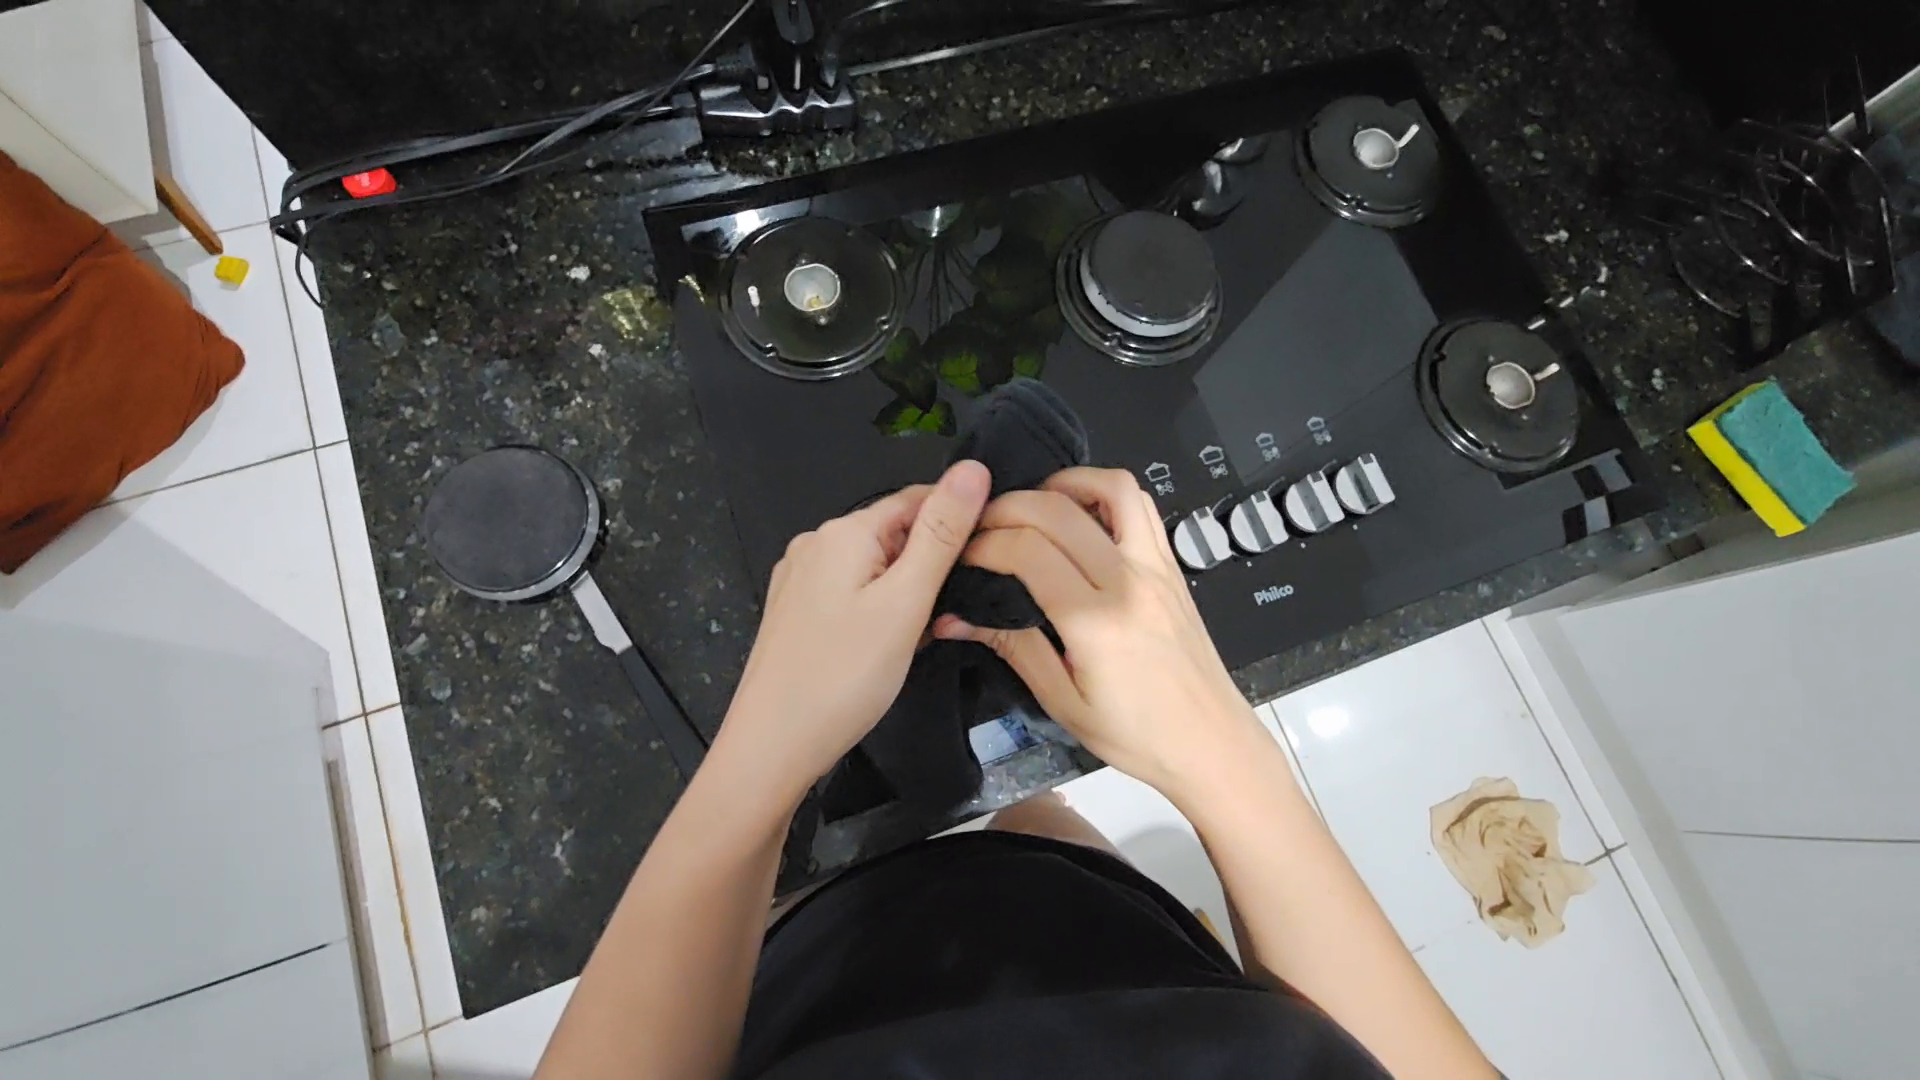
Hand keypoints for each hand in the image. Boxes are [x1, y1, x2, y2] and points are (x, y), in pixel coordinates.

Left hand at [715, 460, 991, 798]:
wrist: (772, 747)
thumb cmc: (843, 677)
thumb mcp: (905, 602)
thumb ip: (941, 534)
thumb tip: (972, 468)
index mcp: (843, 531)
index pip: (917, 498)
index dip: (959, 521)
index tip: (991, 553)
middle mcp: (815, 544)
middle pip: (894, 533)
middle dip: (931, 563)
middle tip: (954, 610)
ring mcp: (799, 578)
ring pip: (874, 566)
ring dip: (907, 590)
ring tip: (924, 634)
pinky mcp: (796, 611)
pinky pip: (851, 592)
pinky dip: (879, 608)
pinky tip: (887, 645)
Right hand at [932, 466, 1264, 796]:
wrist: (1211, 743)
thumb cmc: (1135, 734)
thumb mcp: (1062, 702)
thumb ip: (1012, 648)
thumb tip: (954, 618)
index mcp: (1096, 621)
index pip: (1028, 551)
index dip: (984, 544)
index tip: (963, 556)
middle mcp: (1129, 580)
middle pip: (1058, 510)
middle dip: (1007, 506)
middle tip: (981, 526)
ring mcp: (1157, 566)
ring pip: (1112, 488)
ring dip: (1063, 483)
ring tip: (1032, 506)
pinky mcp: (1172, 565)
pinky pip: (1141, 506)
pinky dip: (1104, 493)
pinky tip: (1079, 515)